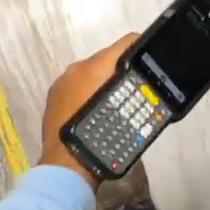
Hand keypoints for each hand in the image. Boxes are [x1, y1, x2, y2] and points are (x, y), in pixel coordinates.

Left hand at [38, 32, 139, 186]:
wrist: (68, 165)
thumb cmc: (103, 139)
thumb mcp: (130, 115)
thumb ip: (139, 92)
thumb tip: (148, 78)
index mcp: (95, 68)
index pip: (126, 44)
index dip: (143, 49)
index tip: (155, 62)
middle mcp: (76, 68)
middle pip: (107, 59)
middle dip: (123, 70)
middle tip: (140, 88)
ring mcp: (62, 82)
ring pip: (92, 73)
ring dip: (105, 82)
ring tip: (119, 102)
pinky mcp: (54, 96)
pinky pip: (79, 86)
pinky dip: (90, 92)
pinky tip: (98, 111)